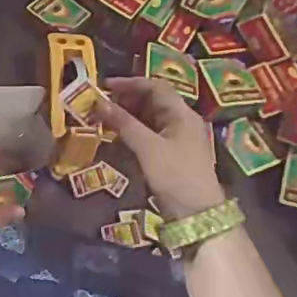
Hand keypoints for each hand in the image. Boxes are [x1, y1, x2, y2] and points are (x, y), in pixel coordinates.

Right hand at [91, 77, 226, 219]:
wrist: (197, 213)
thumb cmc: (175, 175)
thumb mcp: (147, 148)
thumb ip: (124, 123)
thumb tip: (100, 103)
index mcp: (182, 113)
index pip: (155, 87)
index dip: (130, 83)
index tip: (104, 87)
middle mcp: (182, 121)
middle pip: (152, 101)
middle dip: (126, 100)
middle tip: (101, 104)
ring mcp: (178, 139)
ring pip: (150, 119)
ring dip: (128, 117)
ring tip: (104, 119)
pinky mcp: (172, 155)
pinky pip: (150, 135)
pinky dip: (133, 132)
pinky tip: (117, 137)